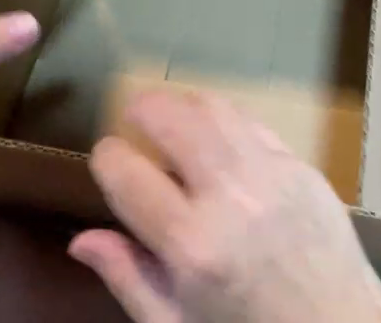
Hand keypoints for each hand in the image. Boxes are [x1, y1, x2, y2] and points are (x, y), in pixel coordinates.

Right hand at [68, 90, 380, 322]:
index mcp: (191, 245)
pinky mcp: (299, 163)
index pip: (128, 176)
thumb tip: (81, 240)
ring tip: (168, 112)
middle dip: (143, 108)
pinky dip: (224, 115)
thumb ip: (130, 278)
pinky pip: (252, 121)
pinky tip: (214, 127)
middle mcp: (228, 196)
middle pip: (173, 120)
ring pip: (214, 109)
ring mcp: (269, 172)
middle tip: (132, 116)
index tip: (104, 155)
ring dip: (183, 102)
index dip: (106, 156)